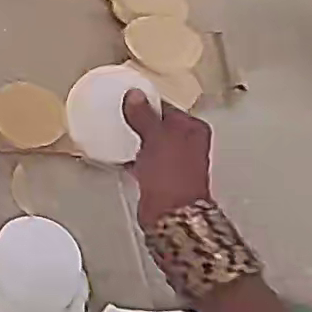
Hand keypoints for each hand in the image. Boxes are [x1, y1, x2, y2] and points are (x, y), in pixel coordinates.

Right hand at [123, 89, 212, 226]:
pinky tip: (119, 156)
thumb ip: (144, 115)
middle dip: (140, 120)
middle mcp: (187, 145)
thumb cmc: (173, 178)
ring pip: (150, 143)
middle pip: (159, 125)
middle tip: (121, 114)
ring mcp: (174, 163)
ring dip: (135, 139)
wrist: (170, 215)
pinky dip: (131, 157)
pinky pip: (142, 161)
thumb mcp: (156, 137)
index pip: (167, 107)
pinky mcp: (160, 179)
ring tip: (118, 133)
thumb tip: (135, 96)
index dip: (147, 102)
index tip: (129, 98)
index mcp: (194, 129)